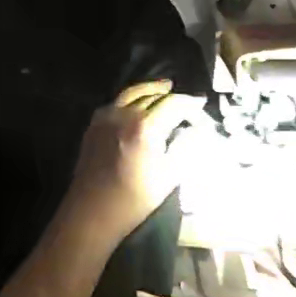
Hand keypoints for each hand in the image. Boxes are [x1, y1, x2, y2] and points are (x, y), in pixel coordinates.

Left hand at [60, 81, 204, 245]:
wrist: (93, 209)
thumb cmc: (135, 198)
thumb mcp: (170, 175)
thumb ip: (186, 146)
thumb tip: (199, 129)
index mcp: (145, 126)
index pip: (173, 103)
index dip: (190, 104)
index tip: (202, 106)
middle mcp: (123, 114)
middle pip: (153, 95)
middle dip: (173, 98)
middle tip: (188, 105)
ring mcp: (105, 117)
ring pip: (131, 94)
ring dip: (150, 89)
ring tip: (165, 87)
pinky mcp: (94, 124)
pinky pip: (116, 103)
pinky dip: (131, 98)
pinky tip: (138, 104)